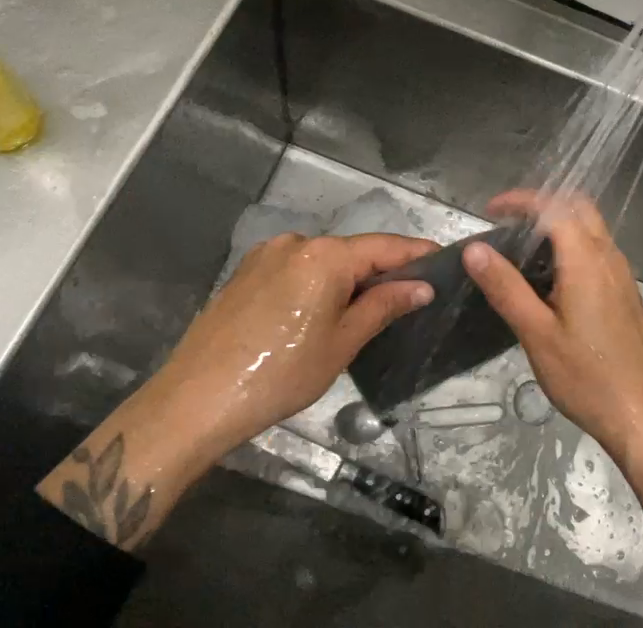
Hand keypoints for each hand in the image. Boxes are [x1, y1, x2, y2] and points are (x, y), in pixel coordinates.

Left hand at [38, 231, 435, 548]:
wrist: (196, 399)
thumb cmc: (281, 374)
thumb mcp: (342, 344)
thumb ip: (383, 306)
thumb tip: (422, 286)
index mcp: (324, 256)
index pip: (385, 247)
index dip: (417, 254)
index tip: (446, 260)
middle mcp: (296, 243)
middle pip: (353, 251)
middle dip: (382, 271)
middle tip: (411, 297)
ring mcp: (265, 256)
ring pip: (323, 262)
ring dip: (347, 280)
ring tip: (365, 312)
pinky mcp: (245, 273)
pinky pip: (296, 271)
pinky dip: (317, 285)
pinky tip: (320, 315)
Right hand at [466, 192, 642, 543]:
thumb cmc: (587, 378)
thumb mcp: (537, 335)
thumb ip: (506, 288)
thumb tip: (475, 249)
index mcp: (587, 261)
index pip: (555, 208)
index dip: (521, 201)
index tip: (490, 210)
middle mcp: (609, 259)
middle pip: (578, 209)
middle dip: (541, 205)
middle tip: (506, 223)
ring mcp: (622, 277)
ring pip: (591, 231)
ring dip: (557, 226)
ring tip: (519, 250)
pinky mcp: (625, 296)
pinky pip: (597, 253)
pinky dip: (570, 248)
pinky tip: (547, 281)